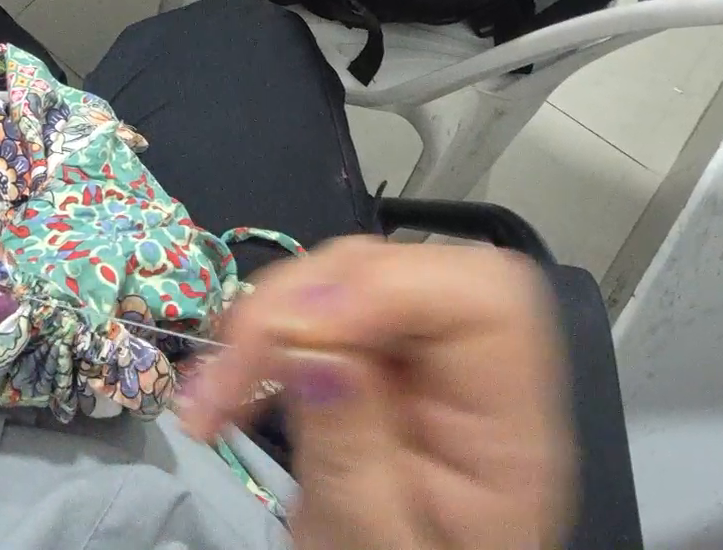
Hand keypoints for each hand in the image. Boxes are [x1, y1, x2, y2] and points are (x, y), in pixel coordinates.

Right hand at [179, 238, 571, 549]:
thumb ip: (351, 454)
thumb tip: (312, 347)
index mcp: (508, 427)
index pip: (481, 299)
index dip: (387, 289)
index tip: (301, 336)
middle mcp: (466, 369)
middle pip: (395, 269)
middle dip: (302, 301)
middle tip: (235, 367)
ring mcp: (411, 353)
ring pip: (338, 276)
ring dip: (264, 319)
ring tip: (213, 392)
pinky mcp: (362, 349)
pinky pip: (305, 306)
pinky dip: (255, 334)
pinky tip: (225, 383)